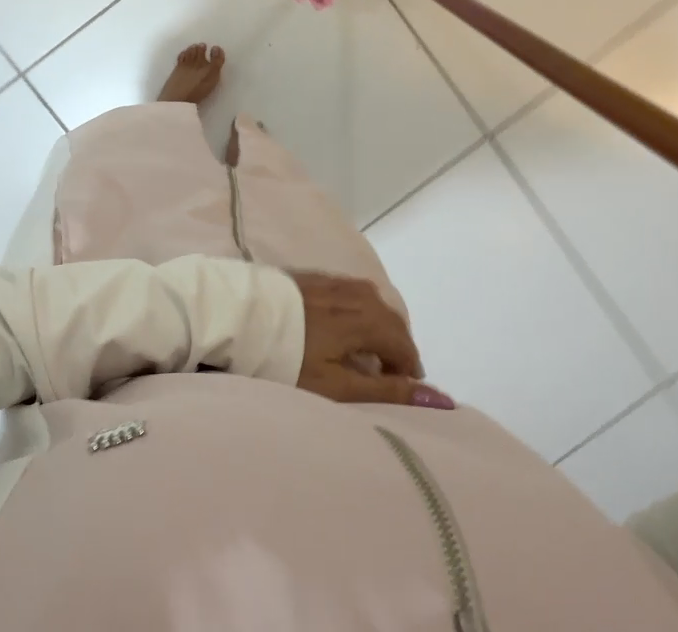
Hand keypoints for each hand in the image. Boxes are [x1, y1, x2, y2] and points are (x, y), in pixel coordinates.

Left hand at [289, 272, 453, 408]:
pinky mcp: (316, 278)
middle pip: (392, 323)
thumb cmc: (286, 358)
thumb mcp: (337, 386)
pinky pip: (351, 298)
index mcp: (372, 318)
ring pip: (372, 307)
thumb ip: (387, 391)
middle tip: (381, 377)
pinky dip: (355, 317)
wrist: (237, 316)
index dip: (406, 373)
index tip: (396, 392)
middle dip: (393, 350)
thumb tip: (441, 399)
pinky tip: (339, 331)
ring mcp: (338, 282)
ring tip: (360, 356)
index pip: (406, 346)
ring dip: (374, 331)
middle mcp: (362, 293)